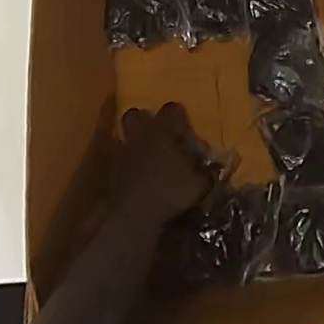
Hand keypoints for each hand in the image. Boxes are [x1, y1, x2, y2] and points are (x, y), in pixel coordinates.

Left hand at [113, 103, 216, 227]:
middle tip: (155, 133)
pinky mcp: (109, 169)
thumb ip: (207, 172)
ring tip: (140, 152)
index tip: (183, 125)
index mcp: (164, 130)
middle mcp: (141, 133)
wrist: (133, 214)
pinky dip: (121, 161)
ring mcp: (122, 150)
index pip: (171, 109)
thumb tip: (214, 167)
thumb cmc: (170, 192)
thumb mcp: (199, 184)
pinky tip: (130, 173)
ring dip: (130, 139)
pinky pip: (114, 157)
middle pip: (137, 114)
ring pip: (123, 134)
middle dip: (144, 120)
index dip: (177, 115)